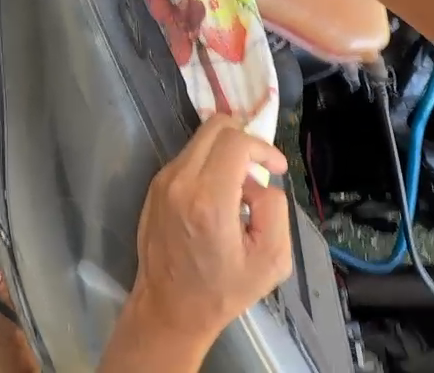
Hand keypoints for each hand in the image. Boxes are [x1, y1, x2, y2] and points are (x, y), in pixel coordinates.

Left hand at [120, 117, 292, 359]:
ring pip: (200, 140)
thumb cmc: (222, 290)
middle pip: (214, 127)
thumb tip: (260, 181)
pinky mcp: (156, 184)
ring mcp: (164, 180)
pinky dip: (209, 165)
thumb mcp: (270, 261)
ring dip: (226, 153)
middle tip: (259, 169)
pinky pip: (188, 158)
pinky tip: (218, 197)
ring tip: (240, 191)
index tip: (277, 167)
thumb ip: (274, 210)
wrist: (169, 307)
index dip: (263, 146)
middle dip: (244, 139)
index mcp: (209, 200)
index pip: (236, 142)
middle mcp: (181, 181)